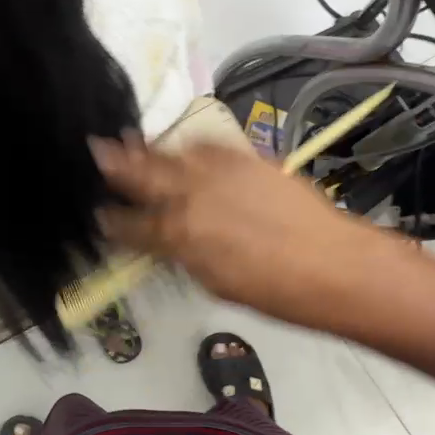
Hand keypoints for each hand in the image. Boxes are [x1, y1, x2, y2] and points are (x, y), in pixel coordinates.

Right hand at [91, 138, 410, 319]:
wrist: (338, 266)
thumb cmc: (275, 292)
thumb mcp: (214, 282)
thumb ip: (181, 254)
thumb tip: (165, 242)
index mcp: (179, 235)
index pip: (131, 225)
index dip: (111, 220)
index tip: (100, 214)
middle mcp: (192, 196)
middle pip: (142, 174)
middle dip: (115, 164)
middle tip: (96, 150)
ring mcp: (220, 171)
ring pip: (172, 152)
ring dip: (147, 148)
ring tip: (129, 142)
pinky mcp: (247, 158)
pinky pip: (208, 142)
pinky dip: (189, 144)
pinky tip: (183, 145)